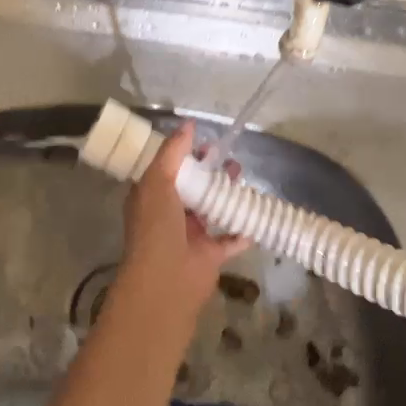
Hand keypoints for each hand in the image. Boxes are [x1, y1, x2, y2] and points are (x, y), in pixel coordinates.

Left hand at [118, 123, 248, 319]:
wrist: (166, 281)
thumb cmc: (156, 227)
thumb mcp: (158, 181)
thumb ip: (172, 153)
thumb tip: (188, 125)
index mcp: (151, 197)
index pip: (168, 170)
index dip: (185, 155)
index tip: (206, 141)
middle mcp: (168, 214)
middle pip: (192, 187)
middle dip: (210, 171)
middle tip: (229, 157)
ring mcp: (190, 236)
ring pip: (211, 209)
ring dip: (226, 193)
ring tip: (241, 175)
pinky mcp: (210, 256)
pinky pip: (229, 240)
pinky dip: (242, 230)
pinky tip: (255, 214)